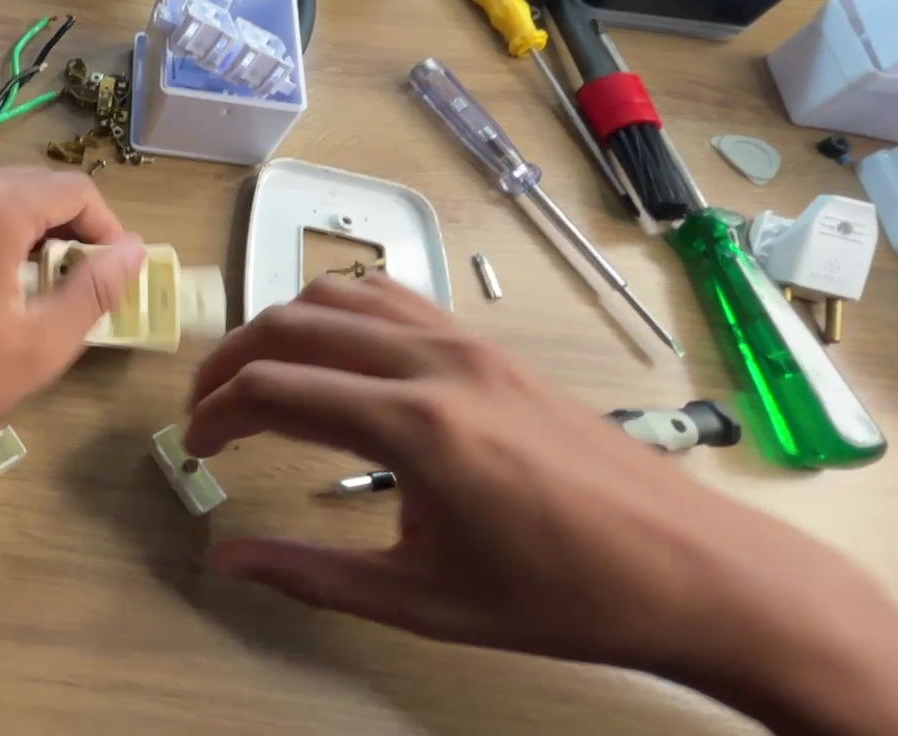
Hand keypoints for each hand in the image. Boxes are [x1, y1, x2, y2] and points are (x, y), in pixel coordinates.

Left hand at [0, 167, 144, 488]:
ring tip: (28, 282)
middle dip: (67, 227)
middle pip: (36, 184)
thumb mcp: (36, 347)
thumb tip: (131, 252)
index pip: (76, 190)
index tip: (110, 272)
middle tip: (73, 282)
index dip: (106, 228)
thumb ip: (94, 291)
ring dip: (26, 225)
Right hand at [183, 275, 897, 697]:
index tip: (194, 446)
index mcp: (414, 427)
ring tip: (253, 372)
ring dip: (273, 328)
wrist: (702, 570)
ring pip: (330, 294)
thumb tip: (222, 562)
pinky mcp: (479, 339)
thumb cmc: (562, 597)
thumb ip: (310, 575)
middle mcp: (428, 362)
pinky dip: (330, 309)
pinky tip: (326, 349)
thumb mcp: (425, 602)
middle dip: (227, 363)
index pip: (273, 390)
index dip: (215, 414)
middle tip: (205, 408)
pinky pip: (382, 294)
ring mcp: (458, 340)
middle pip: (286, 326)